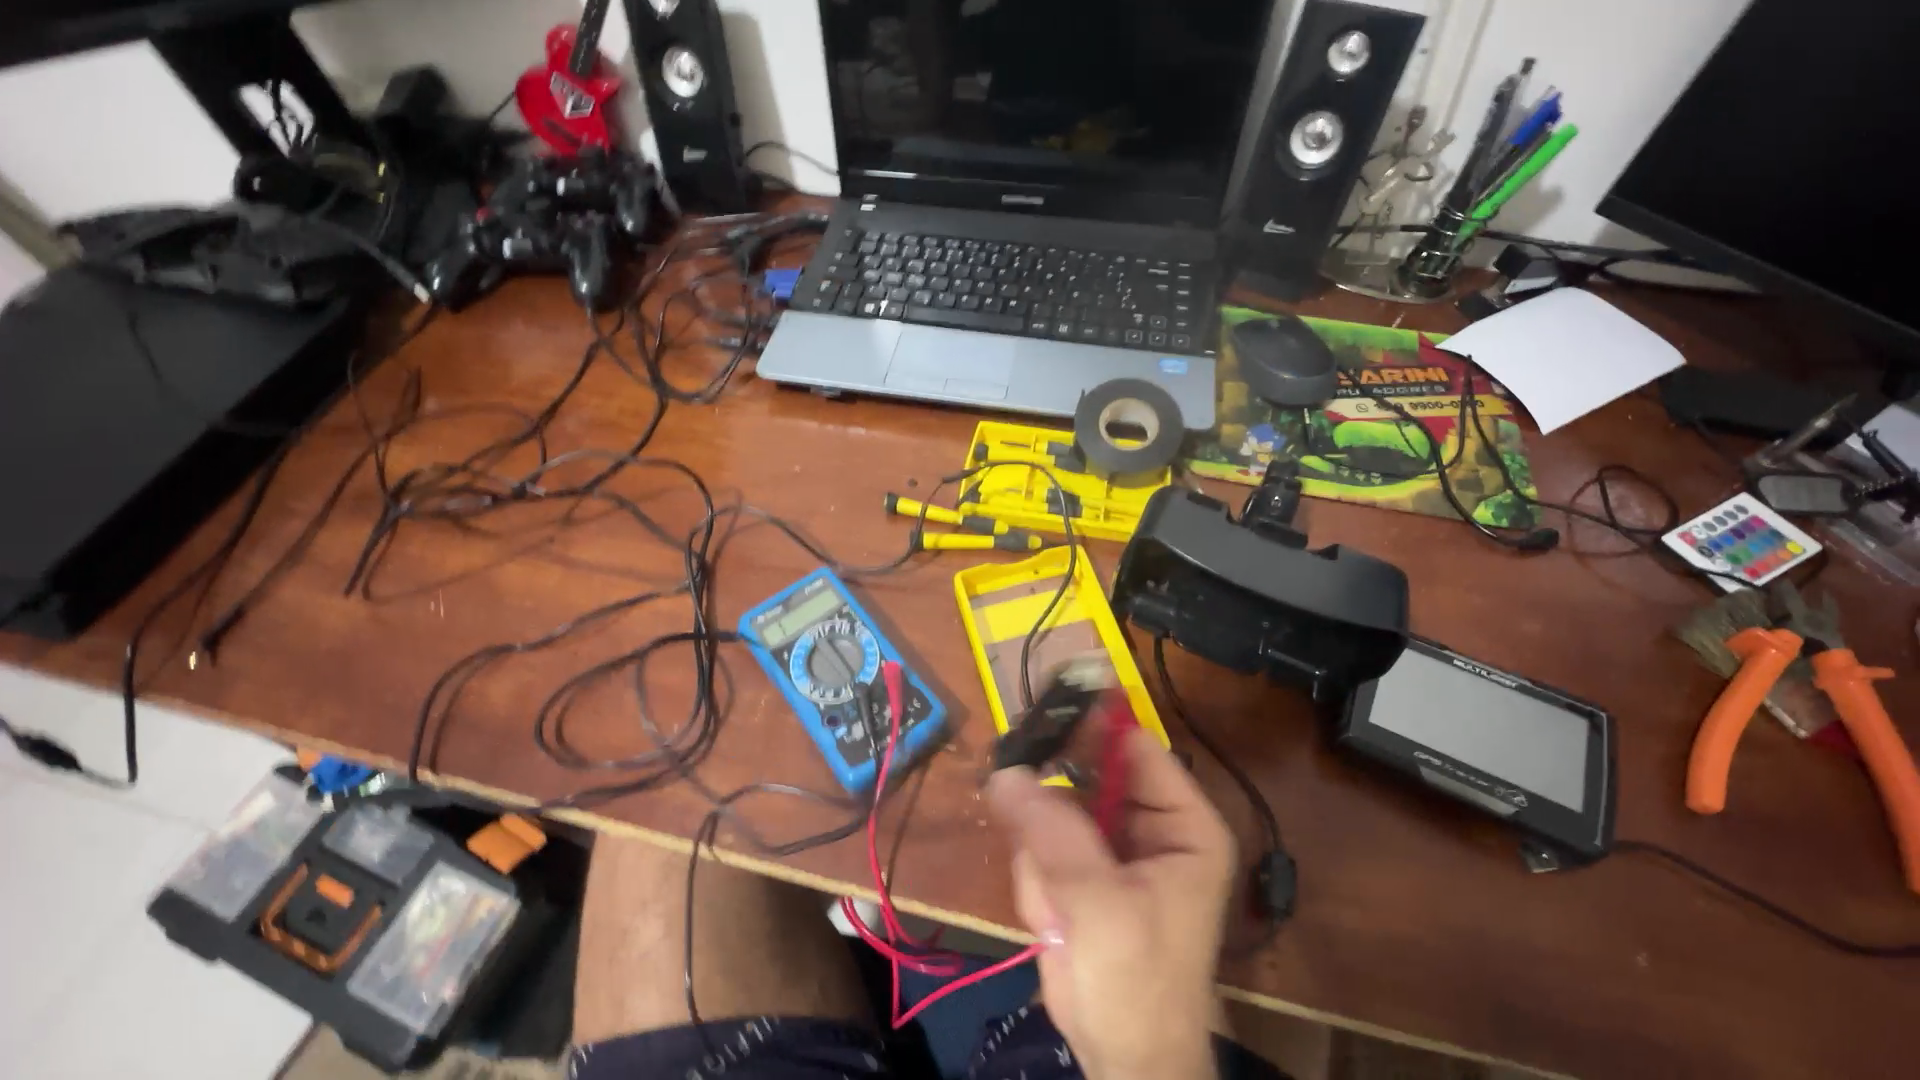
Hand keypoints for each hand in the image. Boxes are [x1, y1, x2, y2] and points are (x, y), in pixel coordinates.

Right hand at [986, 724, 1235, 1079]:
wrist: (1123, 1054)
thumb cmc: (1135, 979)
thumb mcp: (1098, 902)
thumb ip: (1052, 830)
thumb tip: (1005, 771)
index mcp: (1183, 824)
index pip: (1137, 749)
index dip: (1094, 724)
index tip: (1042, 704)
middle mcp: (1150, 826)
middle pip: (1088, 776)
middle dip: (1054, 807)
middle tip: (1026, 818)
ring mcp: (1111, 849)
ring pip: (1054, 811)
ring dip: (1042, 858)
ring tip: (1055, 908)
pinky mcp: (1080, 873)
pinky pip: (1041, 845)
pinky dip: (1036, 878)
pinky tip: (1050, 917)